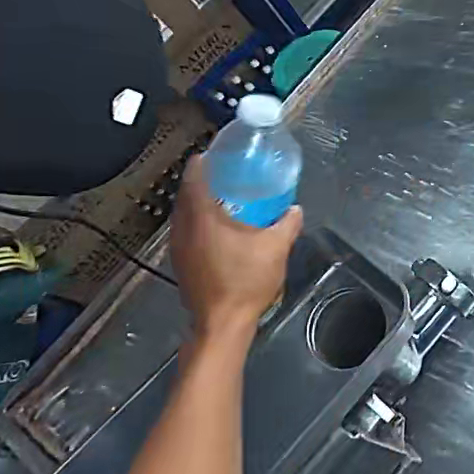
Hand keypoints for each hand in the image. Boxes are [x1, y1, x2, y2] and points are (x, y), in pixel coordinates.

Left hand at [169, 155, 302, 339]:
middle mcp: (183, 228)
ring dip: (202, 202)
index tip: (214, 154)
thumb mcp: (276, 247)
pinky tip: (222, 227)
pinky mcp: (182, 260)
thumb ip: (287, 224)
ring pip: (185, 213)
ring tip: (226, 197)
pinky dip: (201, 220)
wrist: (223, 320)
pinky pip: (188, 229)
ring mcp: (179, 246)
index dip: (202, 163)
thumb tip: (294, 209)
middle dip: (204, 181)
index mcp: (203, 218)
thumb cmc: (247, 279)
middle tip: (227, 174)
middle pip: (187, 195)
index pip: (194, 180)